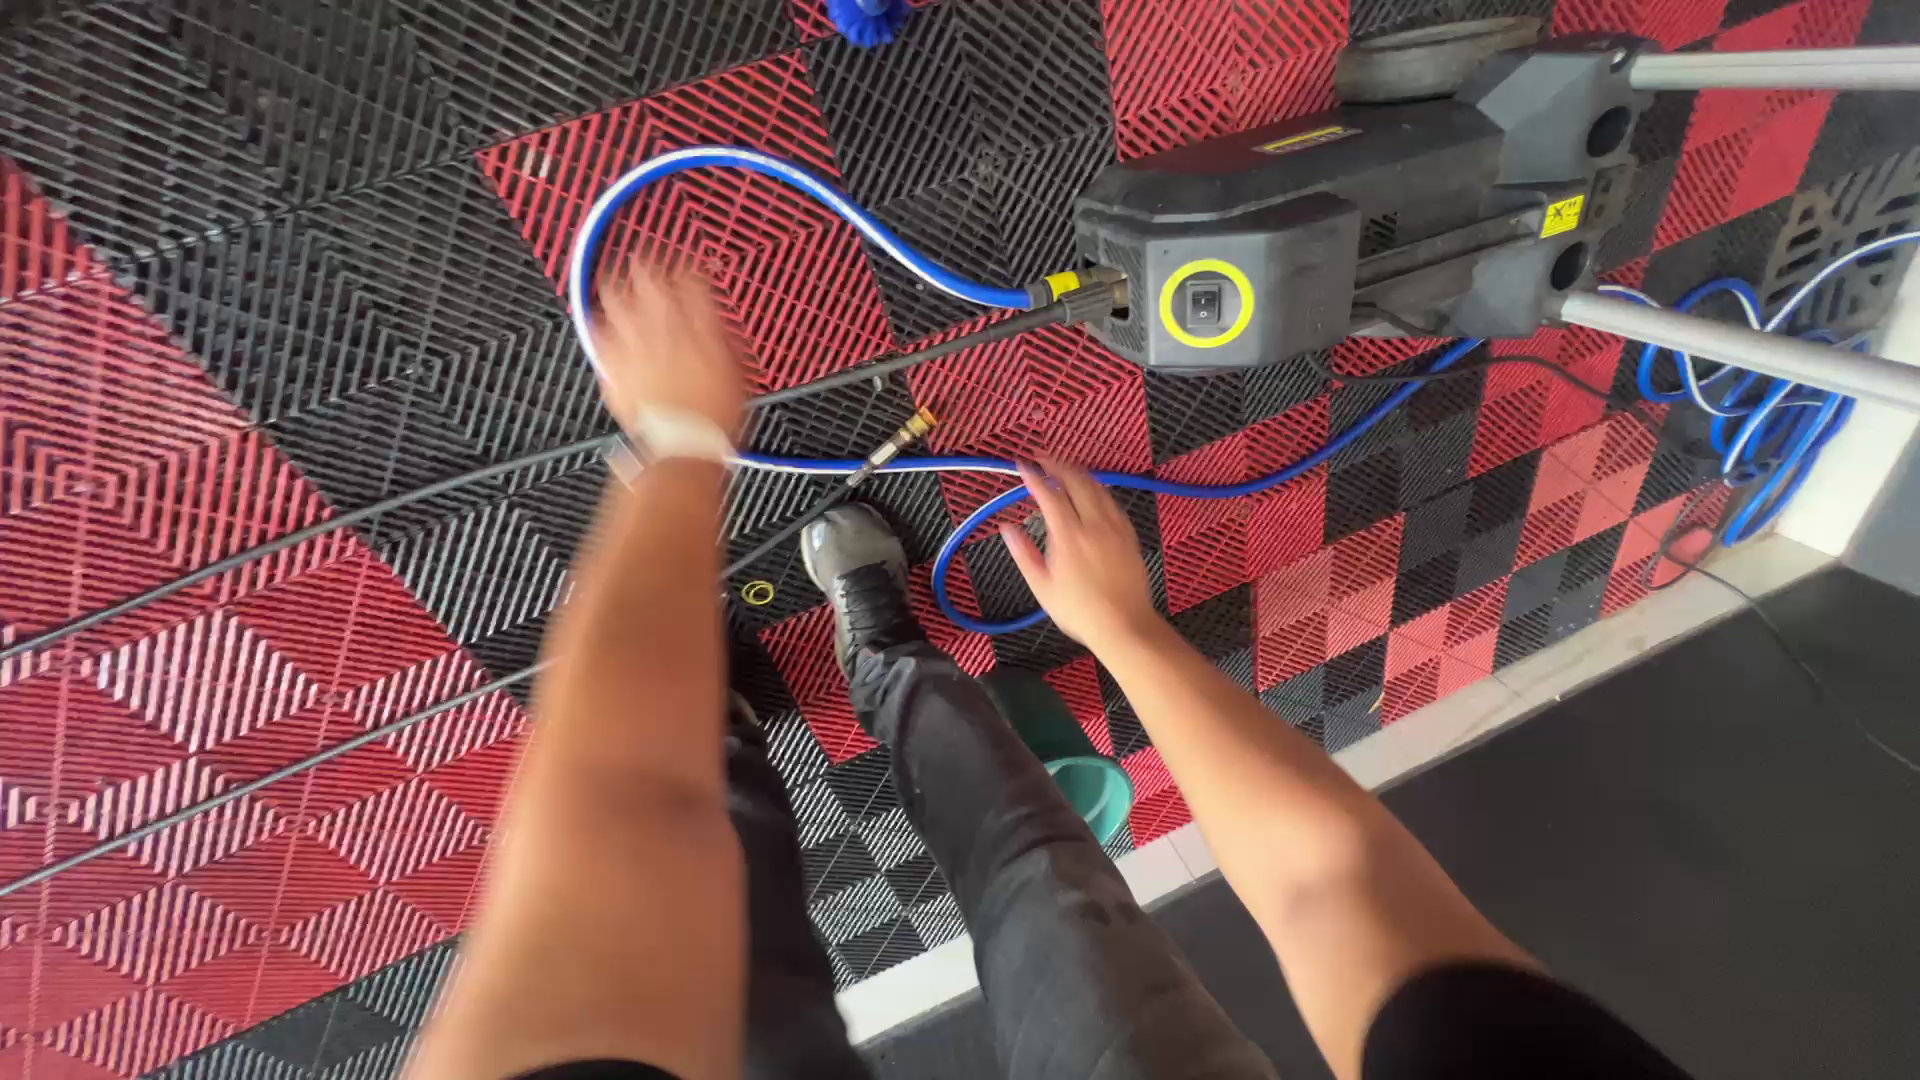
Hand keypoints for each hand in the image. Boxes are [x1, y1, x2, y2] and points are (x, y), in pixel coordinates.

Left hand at [592, 258, 744, 438]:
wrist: (682, 444)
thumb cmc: (712, 417)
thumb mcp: (736, 375)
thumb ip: (724, 342)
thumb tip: (718, 324)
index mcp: (700, 330)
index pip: (693, 283)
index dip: (690, 266)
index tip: (690, 261)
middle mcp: (664, 330)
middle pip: (650, 281)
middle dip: (648, 262)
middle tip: (646, 252)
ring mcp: (636, 346)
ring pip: (618, 299)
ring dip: (616, 282)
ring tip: (614, 273)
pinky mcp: (615, 365)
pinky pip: (599, 332)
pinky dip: (598, 321)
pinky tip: (597, 316)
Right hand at [999, 456, 1162, 650]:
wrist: (1124, 625)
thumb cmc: (1079, 611)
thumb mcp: (1042, 586)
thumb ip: (1023, 553)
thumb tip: (1007, 528)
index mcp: (1069, 536)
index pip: (1049, 494)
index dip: (1034, 476)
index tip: (1023, 464)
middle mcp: (1094, 525)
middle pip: (1076, 481)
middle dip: (1057, 464)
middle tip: (1042, 459)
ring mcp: (1115, 528)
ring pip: (1097, 487)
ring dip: (1078, 473)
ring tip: (1063, 468)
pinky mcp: (1129, 535)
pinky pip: (1112, 501)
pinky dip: (1098, 489)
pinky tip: (1091, 491)